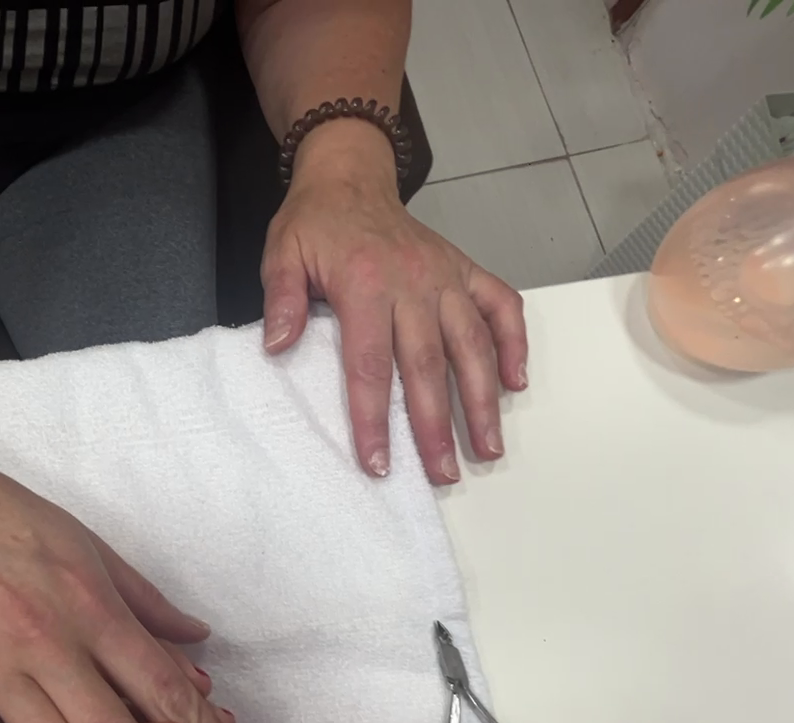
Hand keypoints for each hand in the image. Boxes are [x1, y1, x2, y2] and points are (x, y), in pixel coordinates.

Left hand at [261, 123, 527, 485]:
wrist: (349, 176)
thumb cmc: (312, 224)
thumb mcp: (281, 256)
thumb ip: (280, 302)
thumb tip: (276, 347)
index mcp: (365, 286)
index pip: (369, 367)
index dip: (374, 419)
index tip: (377, 463)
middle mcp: (414, 284)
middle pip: (428, 367)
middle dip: (437, 426)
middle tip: (443, 474)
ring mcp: (445, 277)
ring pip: (472, 345)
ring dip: (484, 400)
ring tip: (489, 448)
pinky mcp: (465, 269)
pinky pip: (501, 306)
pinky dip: (514, 342)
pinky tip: (516, 383)